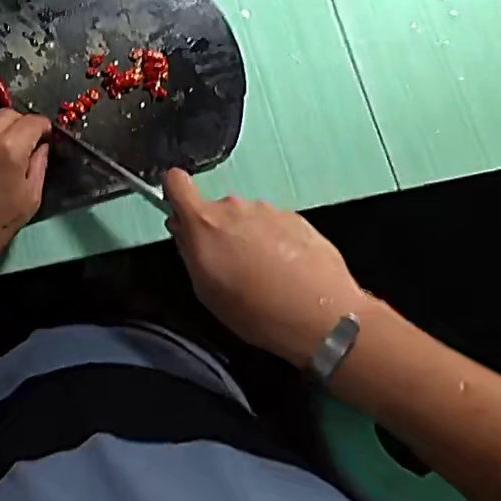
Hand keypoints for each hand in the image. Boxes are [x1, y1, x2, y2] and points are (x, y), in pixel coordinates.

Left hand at [0, 110, 49, 283]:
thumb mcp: (30, 199)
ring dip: (3, 124)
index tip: (48, 138)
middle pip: (11, 114)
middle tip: (29, 143)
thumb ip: (39, 166)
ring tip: (7, 145)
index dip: (45, 128)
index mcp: (9, 148)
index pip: (33, 122)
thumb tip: (42, 146)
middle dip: (24, 124)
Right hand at [162, 169, 372, 365]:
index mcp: (204, 221)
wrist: (325, 318)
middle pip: (216, 209)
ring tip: (268, 274)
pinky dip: (278, 242)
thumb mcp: (205, 290)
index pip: (176, 181)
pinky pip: (276, 226)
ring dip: (250, 237)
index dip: (175, 193)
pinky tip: (291, 272)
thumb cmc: (256, 311)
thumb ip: (188, 252)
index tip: (181, 214)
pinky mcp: (299, 219)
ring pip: (247, 218)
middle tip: (234, 265)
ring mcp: (268, 210)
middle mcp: (233, 207)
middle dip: (220, 231)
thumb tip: (182, 230)